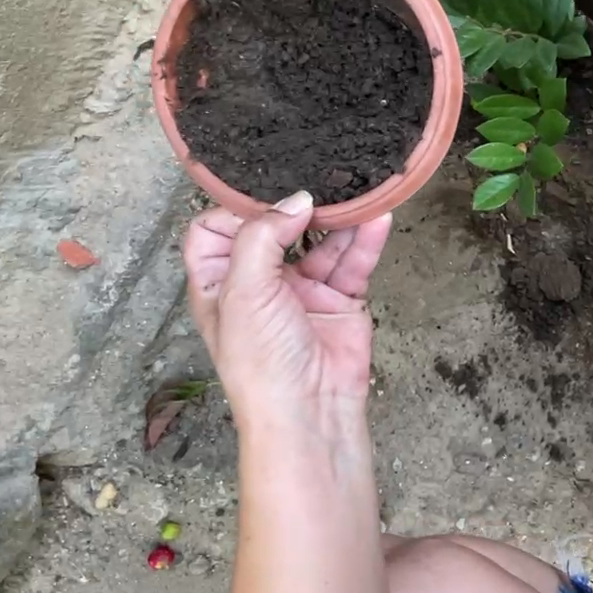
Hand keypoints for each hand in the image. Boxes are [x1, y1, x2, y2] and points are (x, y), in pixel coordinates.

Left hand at [182, 191, 391, 452]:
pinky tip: (378, 218)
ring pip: (323, 243)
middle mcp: (261, 283)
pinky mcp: (342, 299)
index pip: (214, 231)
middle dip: (296, 208)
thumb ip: (263, 237)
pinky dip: (366, 240)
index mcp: (220, 282)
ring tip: (357, 195)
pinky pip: (354, 262)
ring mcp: (305, 290)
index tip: (266, 194)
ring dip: (340, 221)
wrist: (311, 408)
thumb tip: (296, 201)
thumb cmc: (262, 361)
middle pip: (276, 230)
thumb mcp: (244, 292)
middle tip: (317, 185)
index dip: (235, 210)